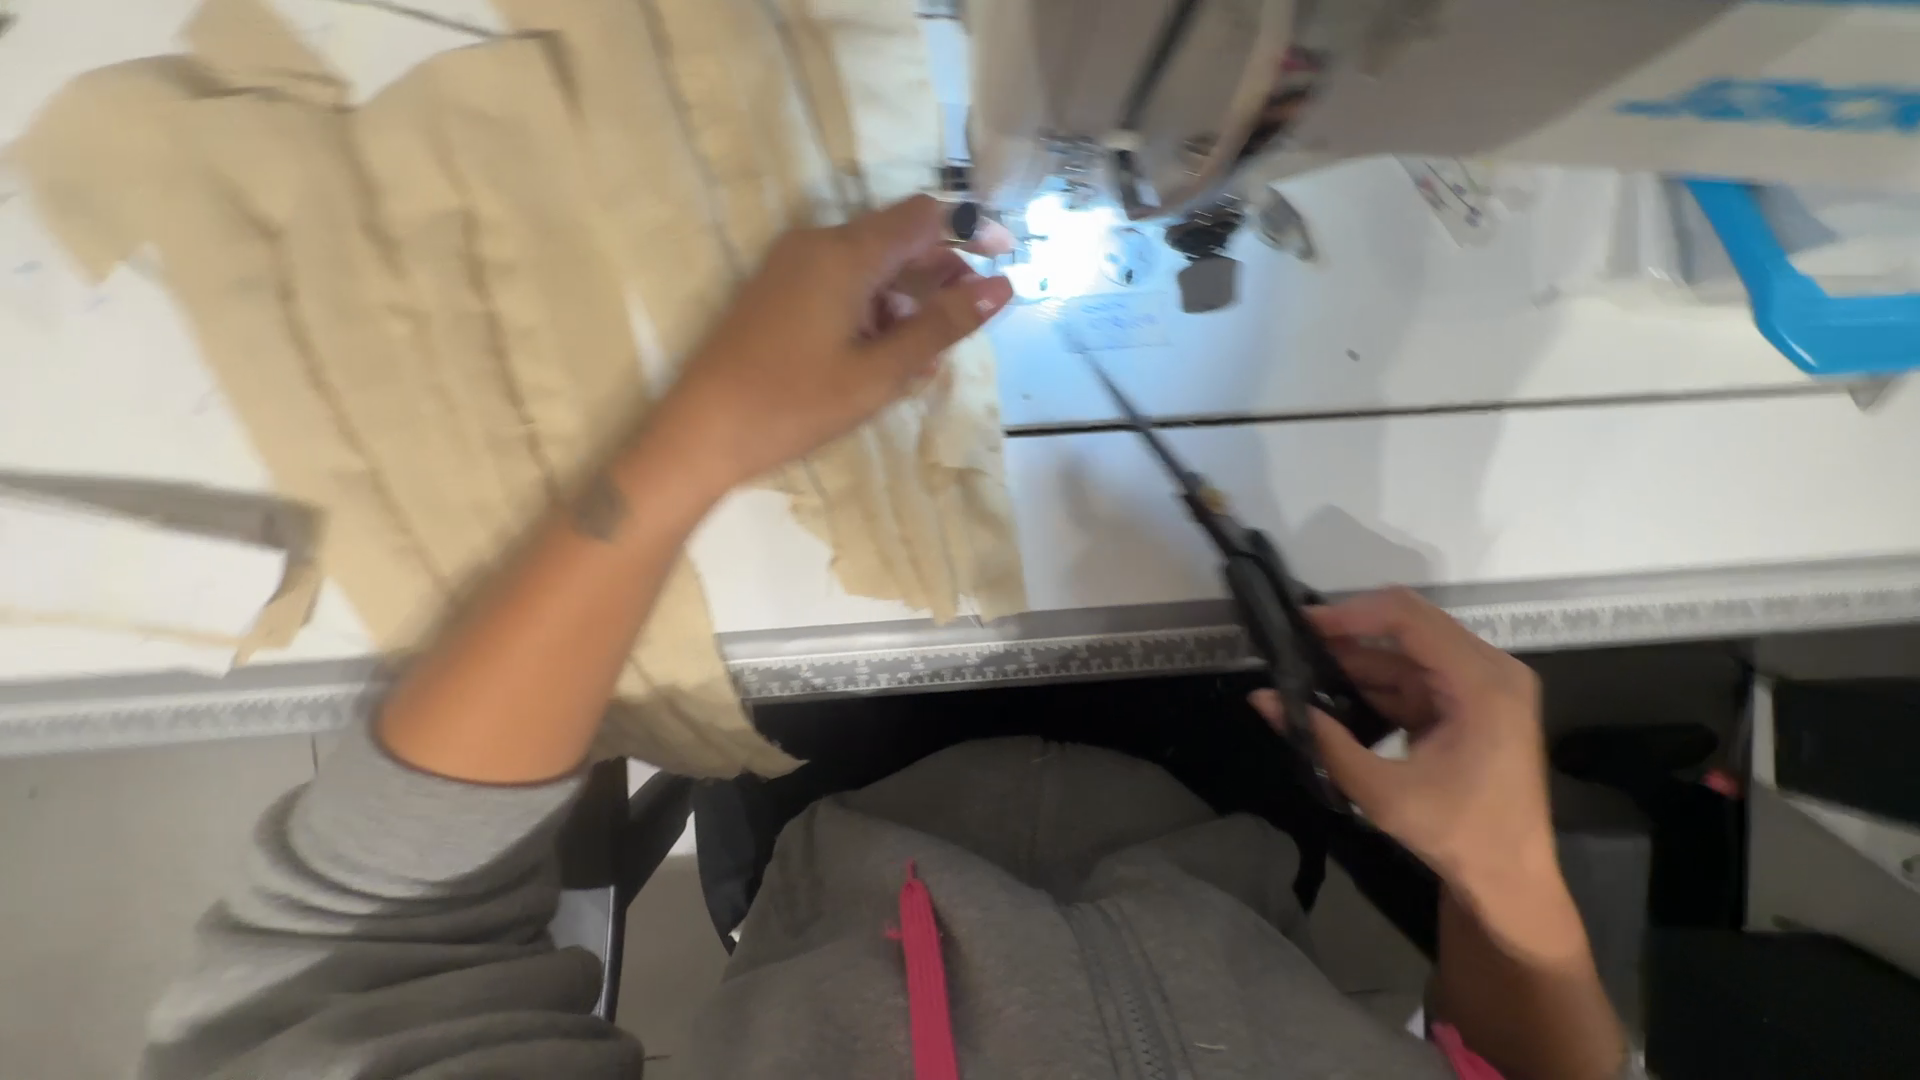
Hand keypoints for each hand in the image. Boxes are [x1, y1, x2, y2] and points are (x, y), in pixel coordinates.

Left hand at [655, 195, 1014, 489]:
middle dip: (941, 275)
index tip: (1007, 260)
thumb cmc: (795, 404)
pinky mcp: (778, 294)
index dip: (971, 232)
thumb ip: (942, 326)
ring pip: (870, 268)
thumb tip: (1001, 288)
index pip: (924, 217)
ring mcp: (791, 268)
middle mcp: (817, 245)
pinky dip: (873, 312)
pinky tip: (885, 358)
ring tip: (925, 359)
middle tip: (969, 323)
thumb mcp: (879, 372)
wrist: (701, 432)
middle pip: (897, 240)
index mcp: (844, 254)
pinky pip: (841, 287)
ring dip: (907, 302)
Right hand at [1249, 588, 1562, 926]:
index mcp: (1482, 685)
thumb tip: (1260, 698)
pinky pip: (1412, 672)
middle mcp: (1490, 670)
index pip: (1408, 618)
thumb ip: (1320, 739)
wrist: (1510, 879)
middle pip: (1407, 624)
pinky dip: (1371, 680)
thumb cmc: (1456, 834)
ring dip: (1354, 659)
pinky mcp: (1469, 700)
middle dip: (1346, 632)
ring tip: (1300, 670)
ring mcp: (1482, 684)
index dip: (1350, 614)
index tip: (1300, 626)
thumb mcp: (1380, 791)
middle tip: (1292, 644)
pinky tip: (1331, 693)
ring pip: (1404, 649)